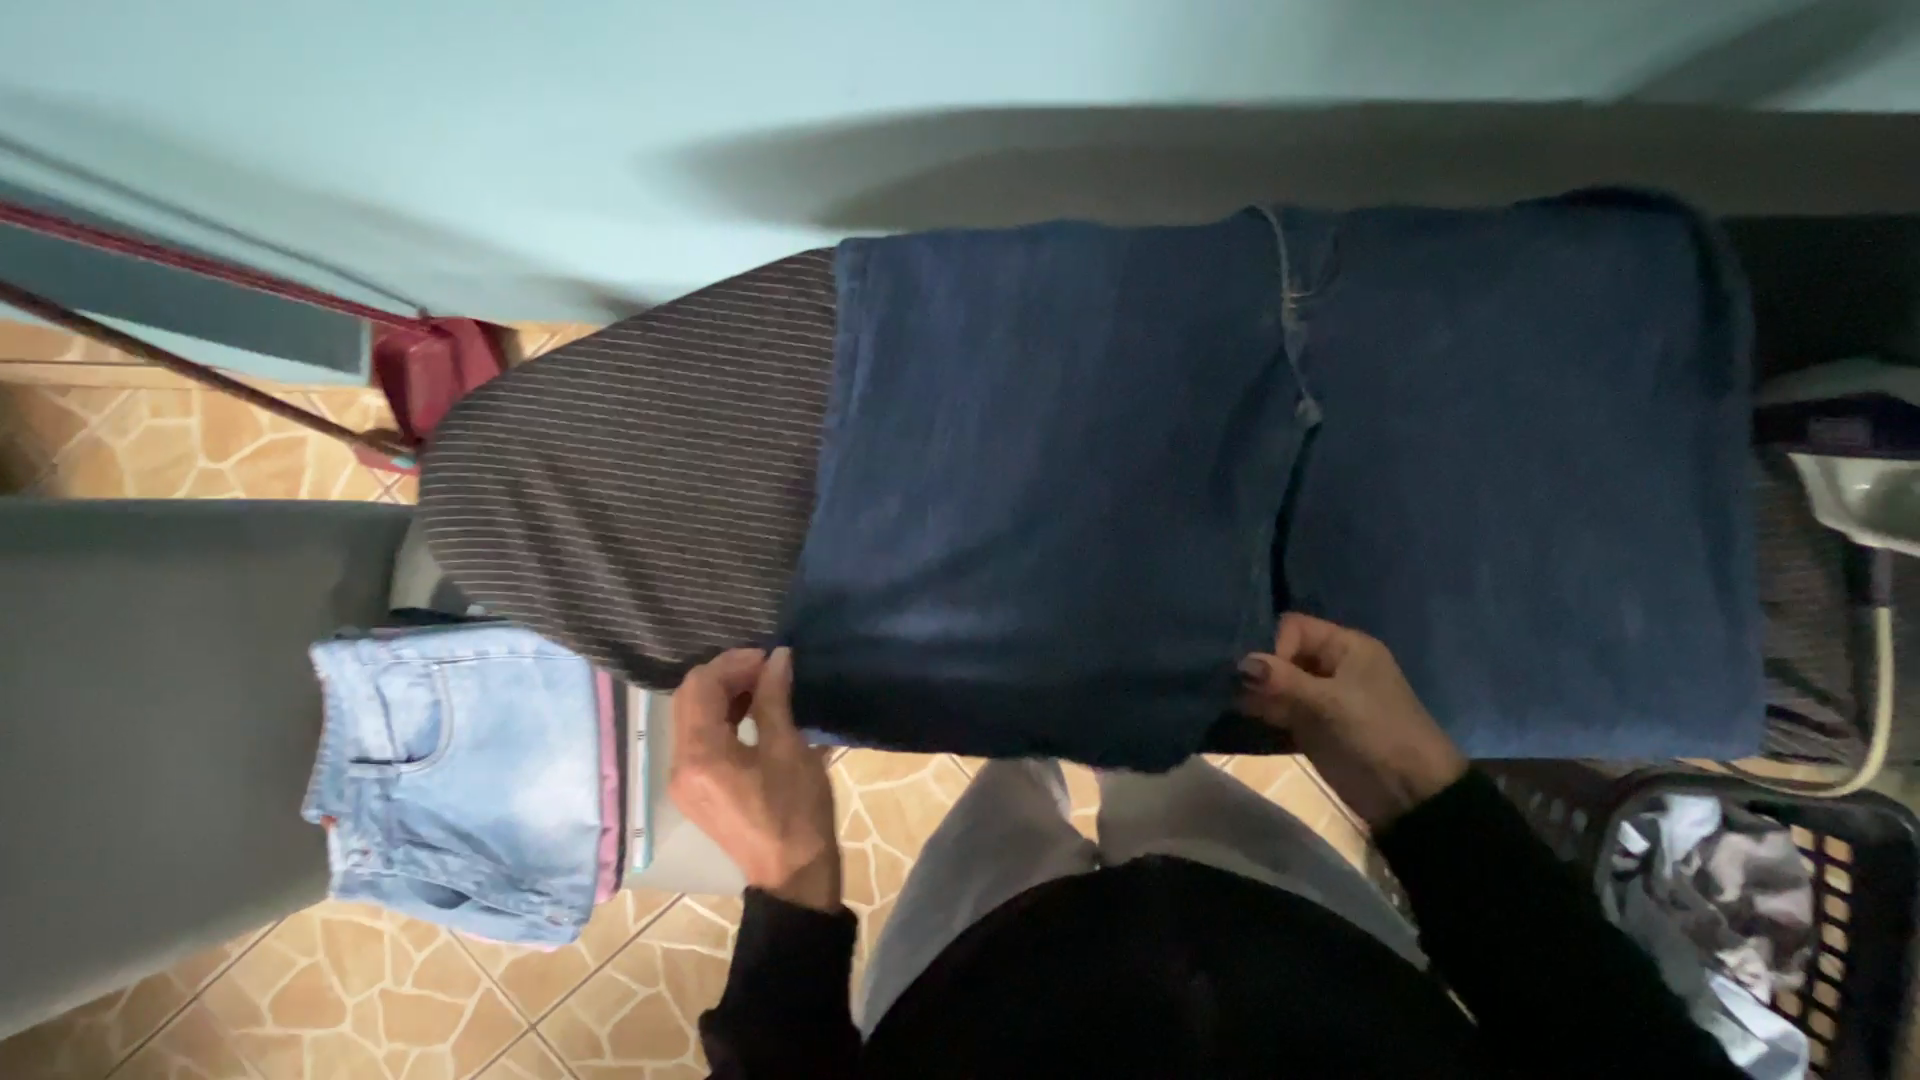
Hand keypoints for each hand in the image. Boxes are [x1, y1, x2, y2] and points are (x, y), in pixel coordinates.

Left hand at [669, 647, 841, 911]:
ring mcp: (682, 780)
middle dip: (726, 674)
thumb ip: (775, 699)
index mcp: (700, 755)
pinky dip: (721, 717)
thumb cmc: (796, 813)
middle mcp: (679, 764)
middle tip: (767, 669)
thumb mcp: (790, 750)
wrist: (791, 876)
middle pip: (689, 697)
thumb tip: (778, 657)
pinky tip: (753, 712)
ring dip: (723, 693)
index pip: (701, 685)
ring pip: (691, 716)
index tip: (771, 659)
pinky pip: (698, 738)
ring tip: (764, 686)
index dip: (734, 662)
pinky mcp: (694, 790)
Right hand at [1236, 613, 1466, 828]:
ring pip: (1277, 684)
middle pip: (1282, 654)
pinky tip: (1244, 721)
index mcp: (1346, 647)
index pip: (1294, 628)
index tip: (1266, 677)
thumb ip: (1283, 680)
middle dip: (1259, 671)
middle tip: (1237, 690)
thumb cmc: (1376, 733)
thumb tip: (1240, 663)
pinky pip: (1278, 710)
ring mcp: (1320, 697)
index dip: (1275, 647)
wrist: (1409, 794)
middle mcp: (1332, 666)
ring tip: (1238, 707)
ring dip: (1257, 694)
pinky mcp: (1311, 726)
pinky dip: (1262, 714)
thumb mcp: (1330, 702)